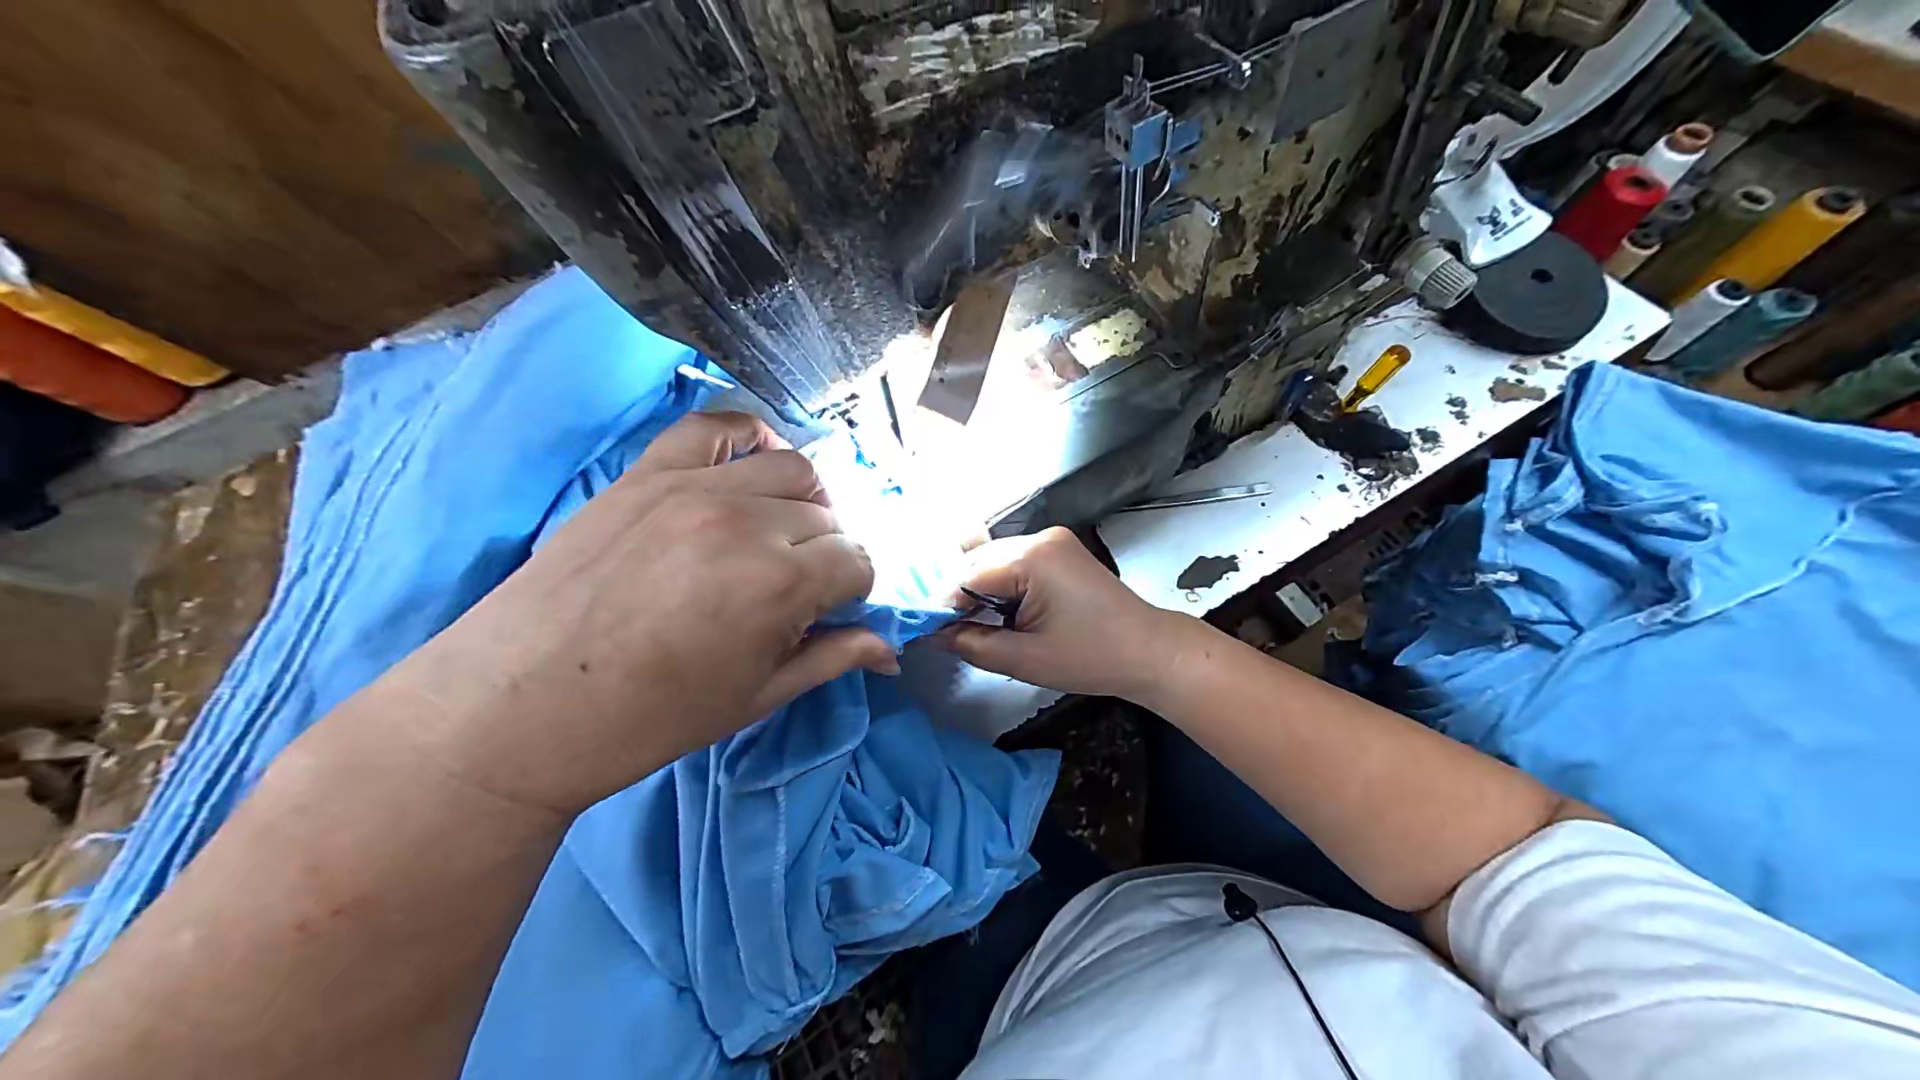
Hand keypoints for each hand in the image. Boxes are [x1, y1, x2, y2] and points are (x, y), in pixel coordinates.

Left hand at [377, 412, 895, 818]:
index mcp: (779, 585)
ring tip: (775, 535)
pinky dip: (748, 439)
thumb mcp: (755, 698)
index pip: (858, 561)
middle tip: (797, 587)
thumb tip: (889, 650)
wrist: (517, 707)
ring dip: (801, 503)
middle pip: (827, 518)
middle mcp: (746, 522)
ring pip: (791, 469)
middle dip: (827, 553)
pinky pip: (716, 427)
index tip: (831, 611)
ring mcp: (693, 488)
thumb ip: (831, 658)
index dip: (853, 590)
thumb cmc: (647, 718)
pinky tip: (748, 470)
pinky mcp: (647, 473)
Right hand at [931, 527, 1207, 700]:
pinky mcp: (1059, 551)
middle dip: (959, 596)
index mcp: (1033, 557)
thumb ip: (971, 643)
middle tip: (947, 631)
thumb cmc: (1092, 657)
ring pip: (994, 560)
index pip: (967, 574)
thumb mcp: (1024, 658)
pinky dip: (1000, 585)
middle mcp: (1040, 538)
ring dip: (978, 590)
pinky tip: (998, 611)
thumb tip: (932, 635)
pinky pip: (1014, 562)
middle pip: (978, 561)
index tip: (929, 632)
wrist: (1150, 651)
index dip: (944, 605)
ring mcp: (1052, 540)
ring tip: (972, 624)